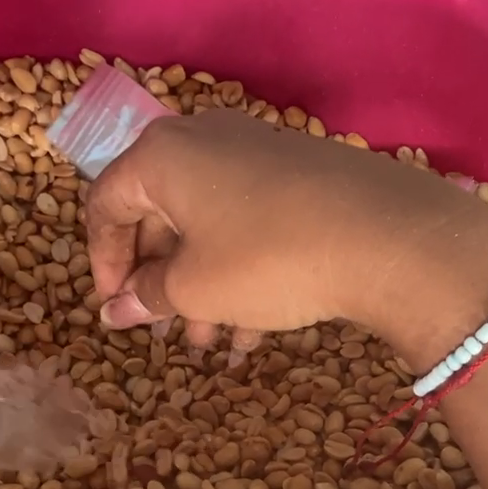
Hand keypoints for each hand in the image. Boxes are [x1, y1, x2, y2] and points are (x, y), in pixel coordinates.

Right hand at [84, 110, 487, 363]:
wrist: (384, 238)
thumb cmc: (265, 260)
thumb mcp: (195, 288)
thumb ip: (147, 297)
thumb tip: (113, 311)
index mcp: (162, 157)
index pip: (106, 205)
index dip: (103, 263)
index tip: (115, 310)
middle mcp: (205, 142)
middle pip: (161, 218)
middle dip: (163, 285)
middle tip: (169, 335)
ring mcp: (258, 156)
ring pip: (210, 230)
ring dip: (204, 291)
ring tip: (215, 346)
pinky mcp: (300, 179)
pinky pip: (250, 227)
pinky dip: (242, 276)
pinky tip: (255, 333)